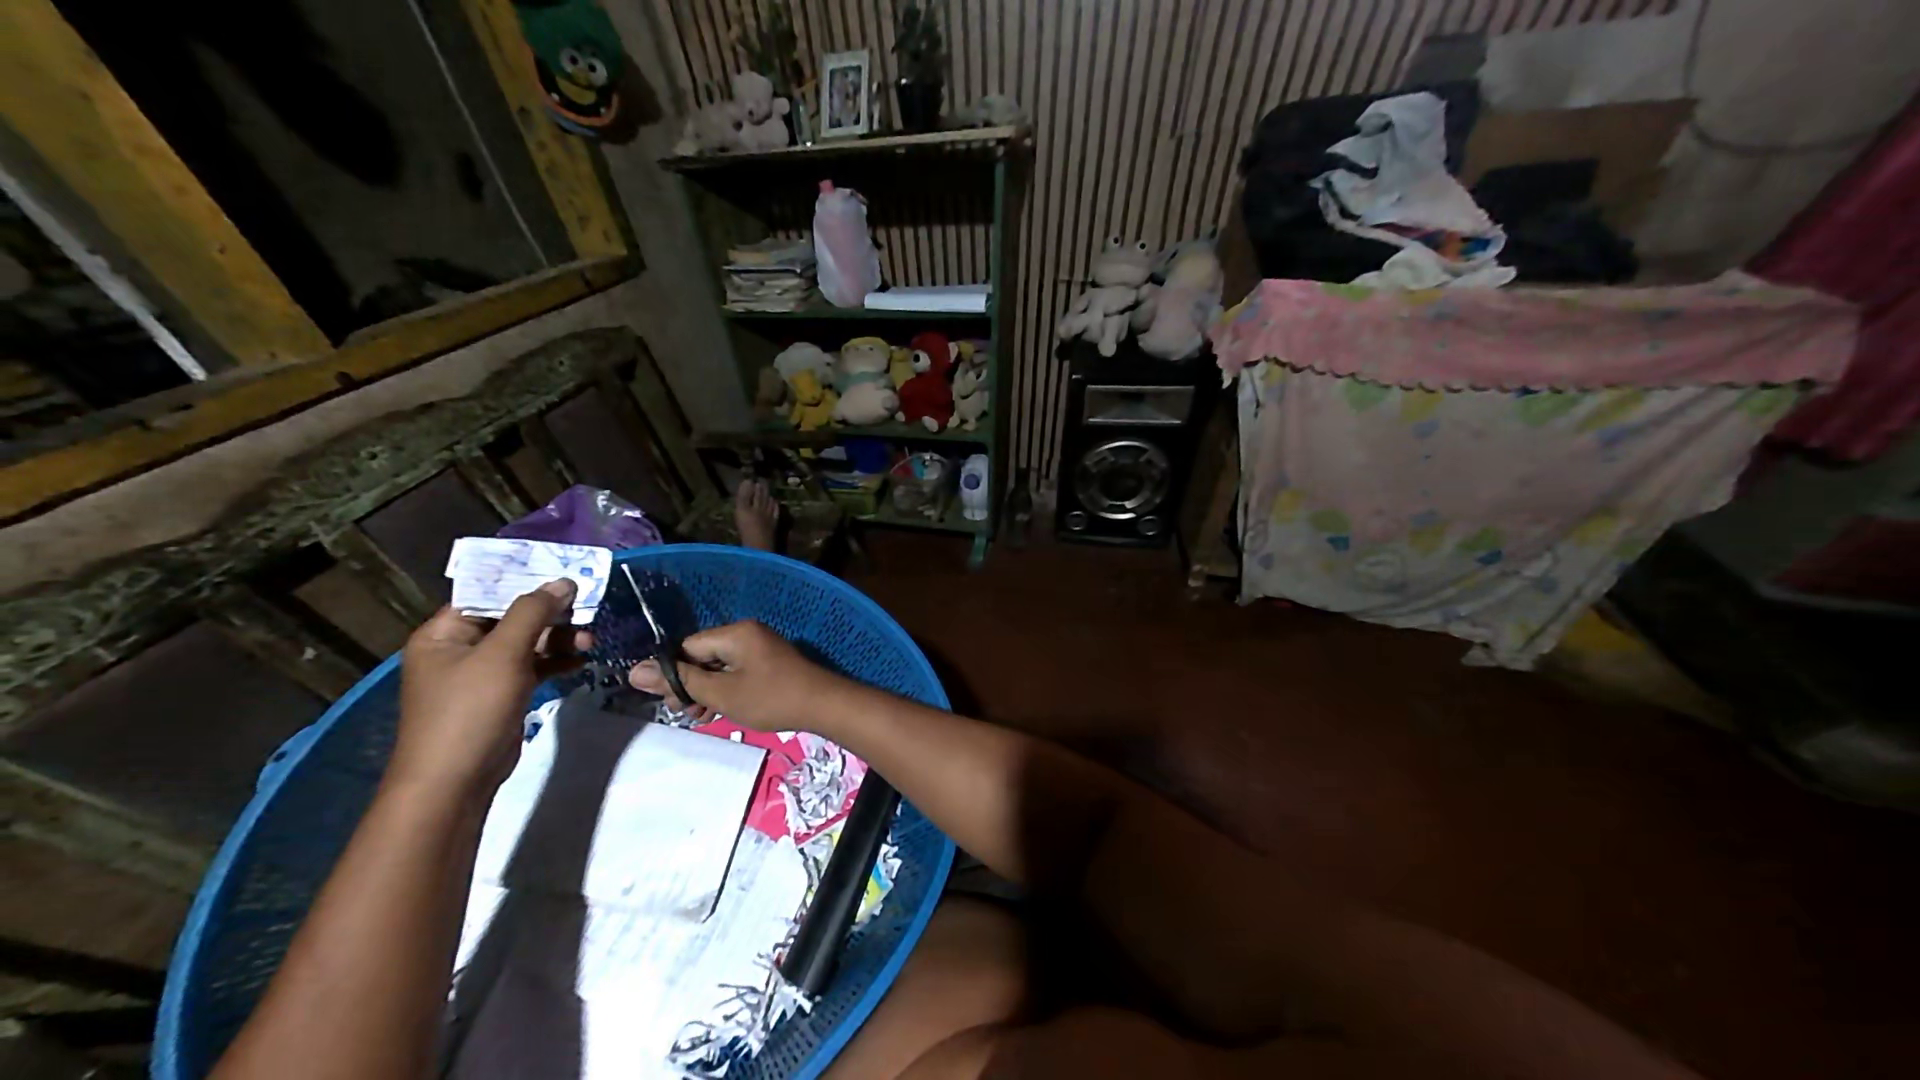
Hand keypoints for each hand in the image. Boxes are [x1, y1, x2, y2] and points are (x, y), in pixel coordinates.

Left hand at [393, 580, 590, 797]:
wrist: (455, 782)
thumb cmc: (470, 710)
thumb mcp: (503, 654)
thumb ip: (533, 613)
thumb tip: (563, 582)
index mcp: (444, 633)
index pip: (486, 594)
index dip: (525, 582)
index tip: (566, 577)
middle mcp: (459, 649)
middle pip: (510, 618)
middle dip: (550, 614)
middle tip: (586, 611)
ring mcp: (480, 674)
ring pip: (526, 643)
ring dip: (558, 639)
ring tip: (589, 642)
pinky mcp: (500, 695)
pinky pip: (531, 667)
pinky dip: (554, 661)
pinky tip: (580, 661)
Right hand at [629, 620, 847, 732]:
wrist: (823, 705)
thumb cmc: (770, 698)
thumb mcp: (721, 693)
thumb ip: (680, 682)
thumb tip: (634, 671)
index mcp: (734, 633)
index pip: (687, 646)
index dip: (672, 673)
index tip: (670, 702)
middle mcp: (746, 632)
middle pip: (702, 654)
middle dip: (690, 683)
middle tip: (686, 712)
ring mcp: (760, 646)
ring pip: (719, 665)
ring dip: (707, 689)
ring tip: (702, 716)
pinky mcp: (769, 661)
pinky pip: (737, 669)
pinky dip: (726, 687)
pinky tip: (721, 710)